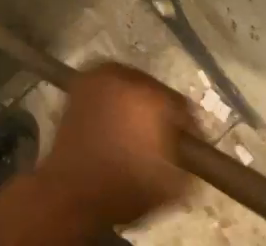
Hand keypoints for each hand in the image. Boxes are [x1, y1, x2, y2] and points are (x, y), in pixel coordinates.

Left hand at [35, 62, 194, 227]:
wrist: (73, 188)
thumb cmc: (125, 189)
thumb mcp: (172, 184)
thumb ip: (189, 160)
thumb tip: (192, 148)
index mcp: (154, 100)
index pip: (182, 106)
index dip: (187, 125)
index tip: (186, 142)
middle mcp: (128, 78)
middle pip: (155, 89)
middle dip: (160, 109)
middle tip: (161, 132)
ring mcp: (100, 76)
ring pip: (130, 80)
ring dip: (136, 98)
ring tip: (136, 122)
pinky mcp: (80, 81)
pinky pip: (105, 80)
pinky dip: (113, 93)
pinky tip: (114, 111)